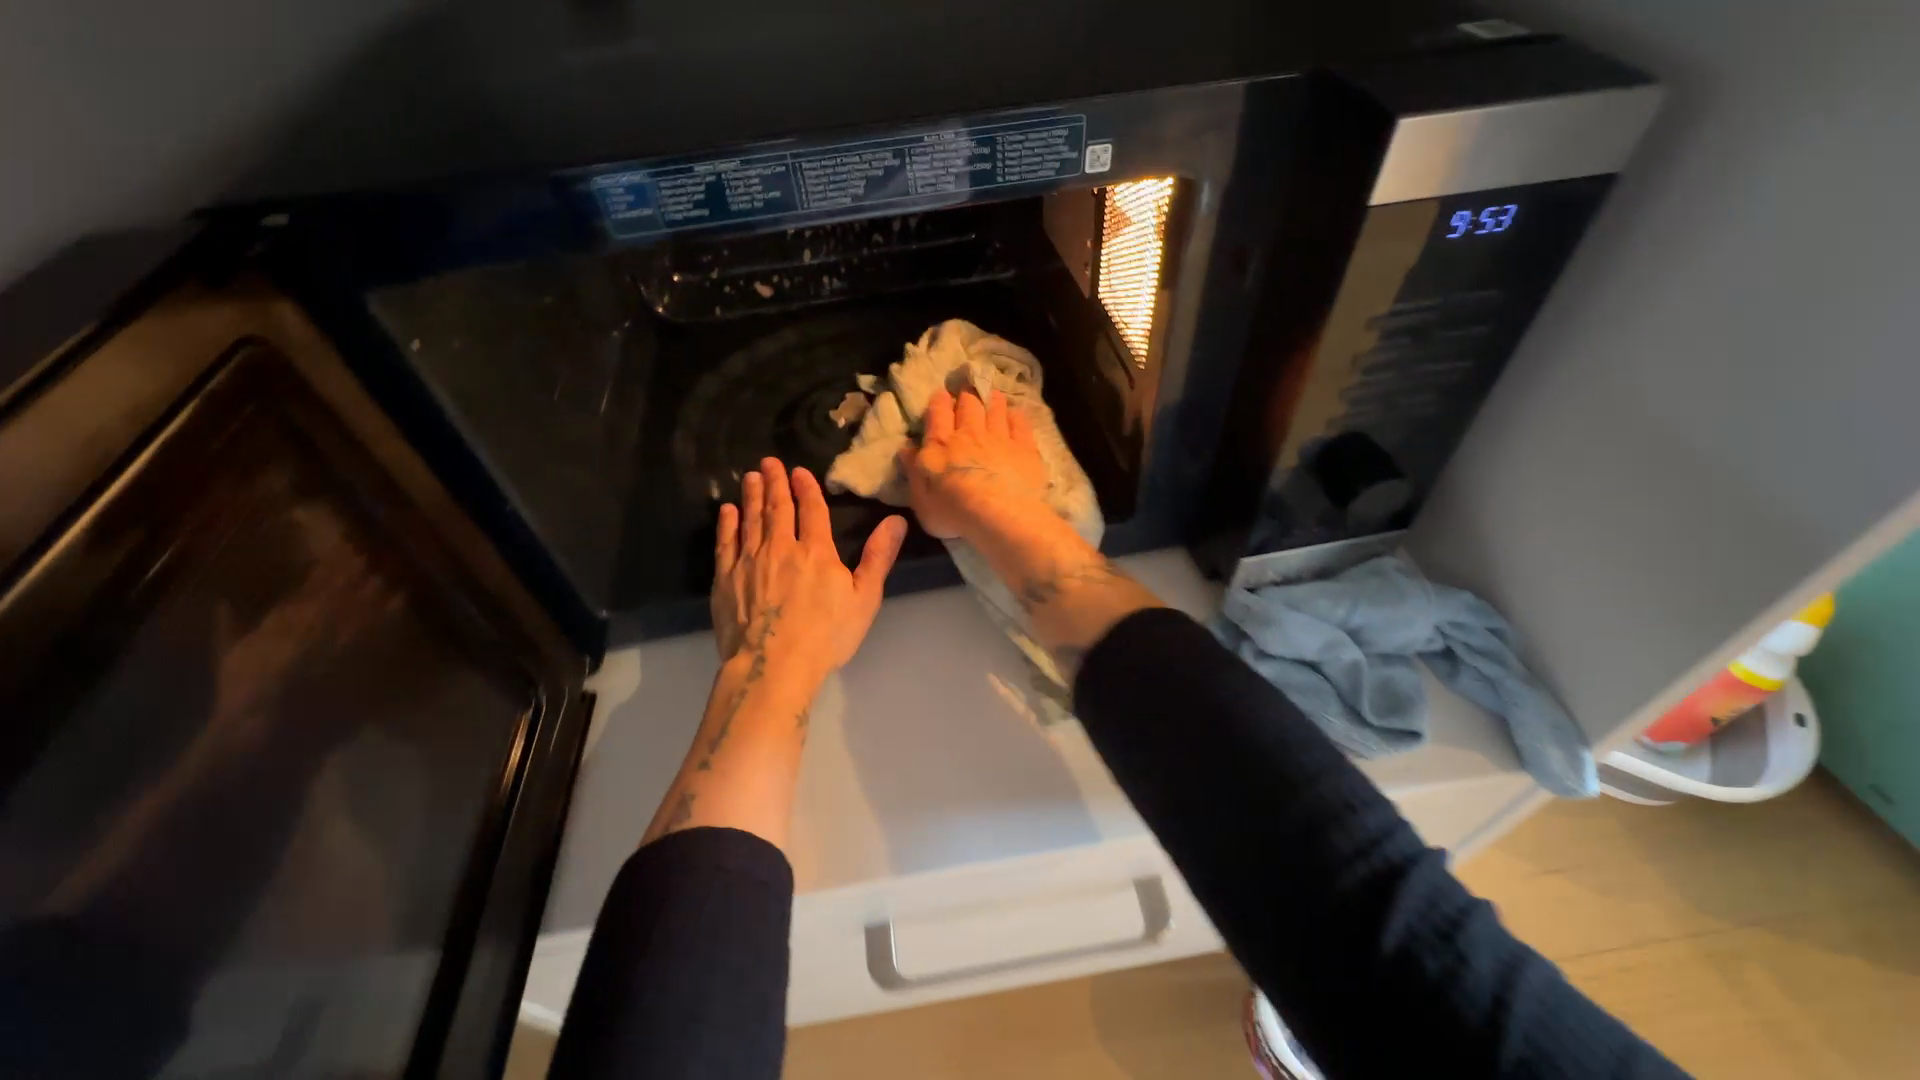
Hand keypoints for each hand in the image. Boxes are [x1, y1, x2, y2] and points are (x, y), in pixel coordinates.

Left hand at [711, 457, 907, 685]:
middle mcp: (781, 548)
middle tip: (769, 463)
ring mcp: (749, 561)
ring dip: (752, 496)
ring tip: (751, 477)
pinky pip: (726, 543)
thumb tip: (896, 520)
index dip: (807, 489)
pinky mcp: (725, 579)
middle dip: (775, 483)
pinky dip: (728, 524)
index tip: (799, 471)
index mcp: (816, 552)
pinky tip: (729, 511)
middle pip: (778, 508)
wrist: (774, 665)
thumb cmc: (826, 636)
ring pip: (751, 520)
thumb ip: (878, 557)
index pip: (812, 511)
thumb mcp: (864, 599)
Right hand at [899, 387, 1050, 539]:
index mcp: (942, 443)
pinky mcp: (1025, 448)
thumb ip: (913, 470)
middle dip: (967, 396)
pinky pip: (1020, 423)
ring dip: (992, 400)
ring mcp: (1000, 438)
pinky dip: (1016, 416)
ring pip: (996, 408)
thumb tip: (906, 448)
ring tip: (992, 397)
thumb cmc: (955, 513)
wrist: (1001, 517)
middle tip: (968, 395)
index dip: (940, 401)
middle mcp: (970, 433)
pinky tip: (1015, 415)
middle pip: (969, 404)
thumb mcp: (921, 499)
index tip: (942, 395)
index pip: (938, 412)